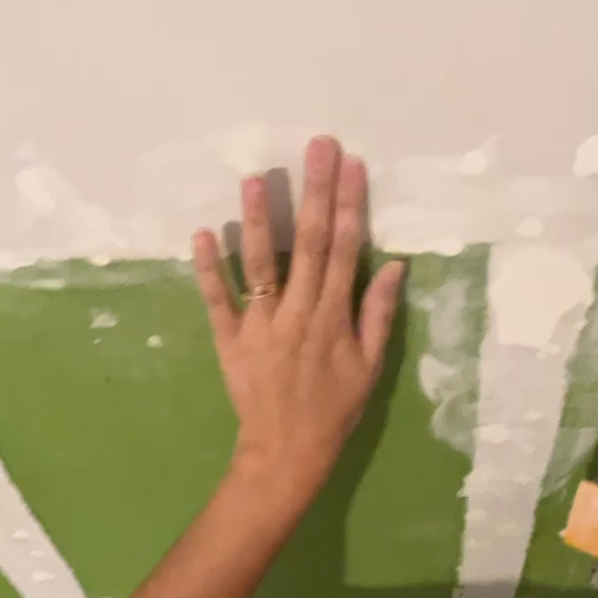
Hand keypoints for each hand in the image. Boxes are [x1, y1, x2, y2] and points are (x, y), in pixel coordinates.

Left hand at [191, 136, 405, 503]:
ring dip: (257, 220)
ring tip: (255, 177)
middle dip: (314, 192)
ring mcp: (259, 324)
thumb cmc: (334, 408)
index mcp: (334, 316)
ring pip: (259, 264)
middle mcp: (297, 311)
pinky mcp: (229, 339)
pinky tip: (202, 233)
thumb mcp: (370, 367)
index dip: (350, 206)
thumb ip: (379, 315)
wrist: (287, 450)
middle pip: (308, 243)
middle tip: (317, 147)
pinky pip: (217, 300)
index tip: (353, 166)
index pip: (345, 250)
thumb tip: (395, 267)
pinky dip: (208, 268)